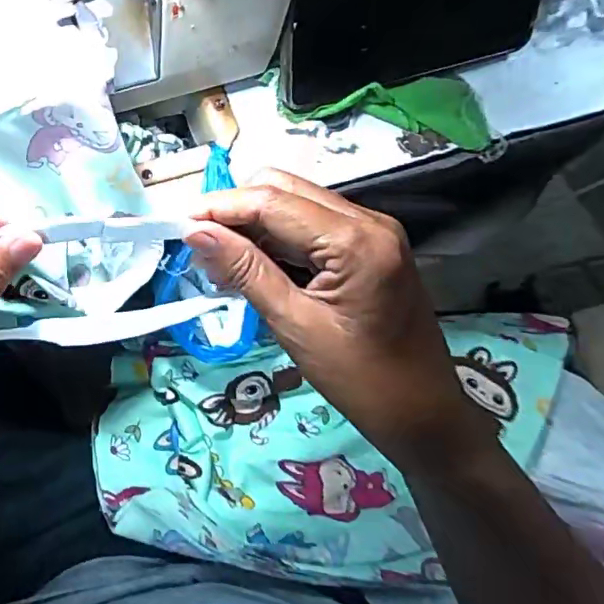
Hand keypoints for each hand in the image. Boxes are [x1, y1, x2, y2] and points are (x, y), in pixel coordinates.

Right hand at [185, 169, 493, 471]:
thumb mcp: (293, 324)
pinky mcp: (367, 244)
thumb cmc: (362, 379)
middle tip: (200, 246)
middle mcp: (367, 220)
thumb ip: (244, 270)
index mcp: (356, 240)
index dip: (219, 207)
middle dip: (234, 209)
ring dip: (252, 222)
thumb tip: (195, 232)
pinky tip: (252, 263)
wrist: (426, 416)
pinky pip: (308, 222)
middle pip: (282, 188)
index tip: (178, 224)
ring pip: (293, 200)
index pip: (271, 201)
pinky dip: (274, 235)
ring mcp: (370, 230)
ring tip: (221, 260)